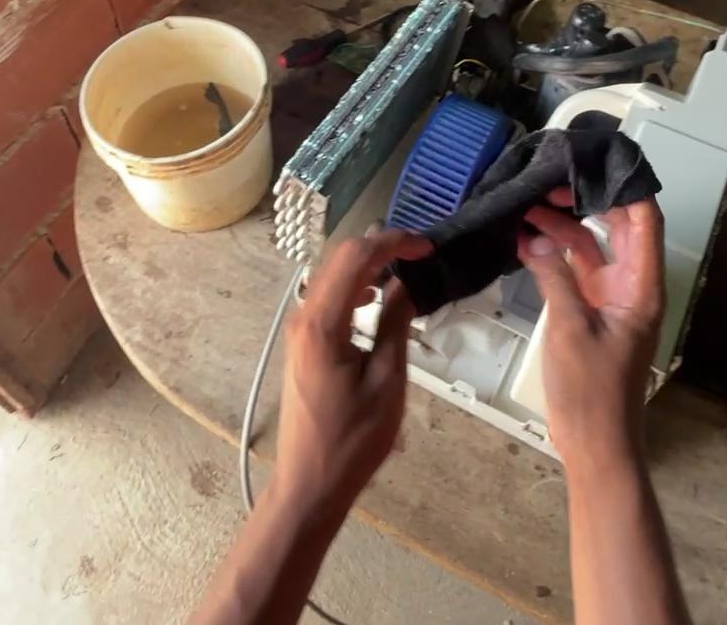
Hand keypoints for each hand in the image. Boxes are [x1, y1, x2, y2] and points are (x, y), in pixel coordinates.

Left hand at [272, 229, 429, 522]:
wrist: (309, 483)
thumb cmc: (352, 440)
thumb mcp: (387, 382)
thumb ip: (395, 324)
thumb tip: (405, 285)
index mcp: (323, 323)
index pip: (355, 257)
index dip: (394, 242)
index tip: (427, 248)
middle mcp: (304, 316)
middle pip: (340, 258)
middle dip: (382, 246)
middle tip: (420, 254)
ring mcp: (299, 328)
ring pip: (332, 273)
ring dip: (368, 263)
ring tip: (404, 271)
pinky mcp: (302, 341)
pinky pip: (328, 296)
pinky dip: (354, 285)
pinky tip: (374, 299)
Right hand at [517, 188, 665, 468]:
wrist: (596, 445)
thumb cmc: (592, 390)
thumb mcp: (571, 327)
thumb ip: (554, 276)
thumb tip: (532, 238)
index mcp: (642, 285)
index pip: (645, 221)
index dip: (628, 187)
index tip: (598, 161)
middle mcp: (631, 283)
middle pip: (617, 226)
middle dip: (587, 199)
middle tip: (551, 179)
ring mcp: (610, 296)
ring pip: (592, 244)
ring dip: (564, 224)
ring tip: (530, 203)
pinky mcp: (591, 309)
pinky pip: (576, 268)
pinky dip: (554, 252)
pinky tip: (526, 238)